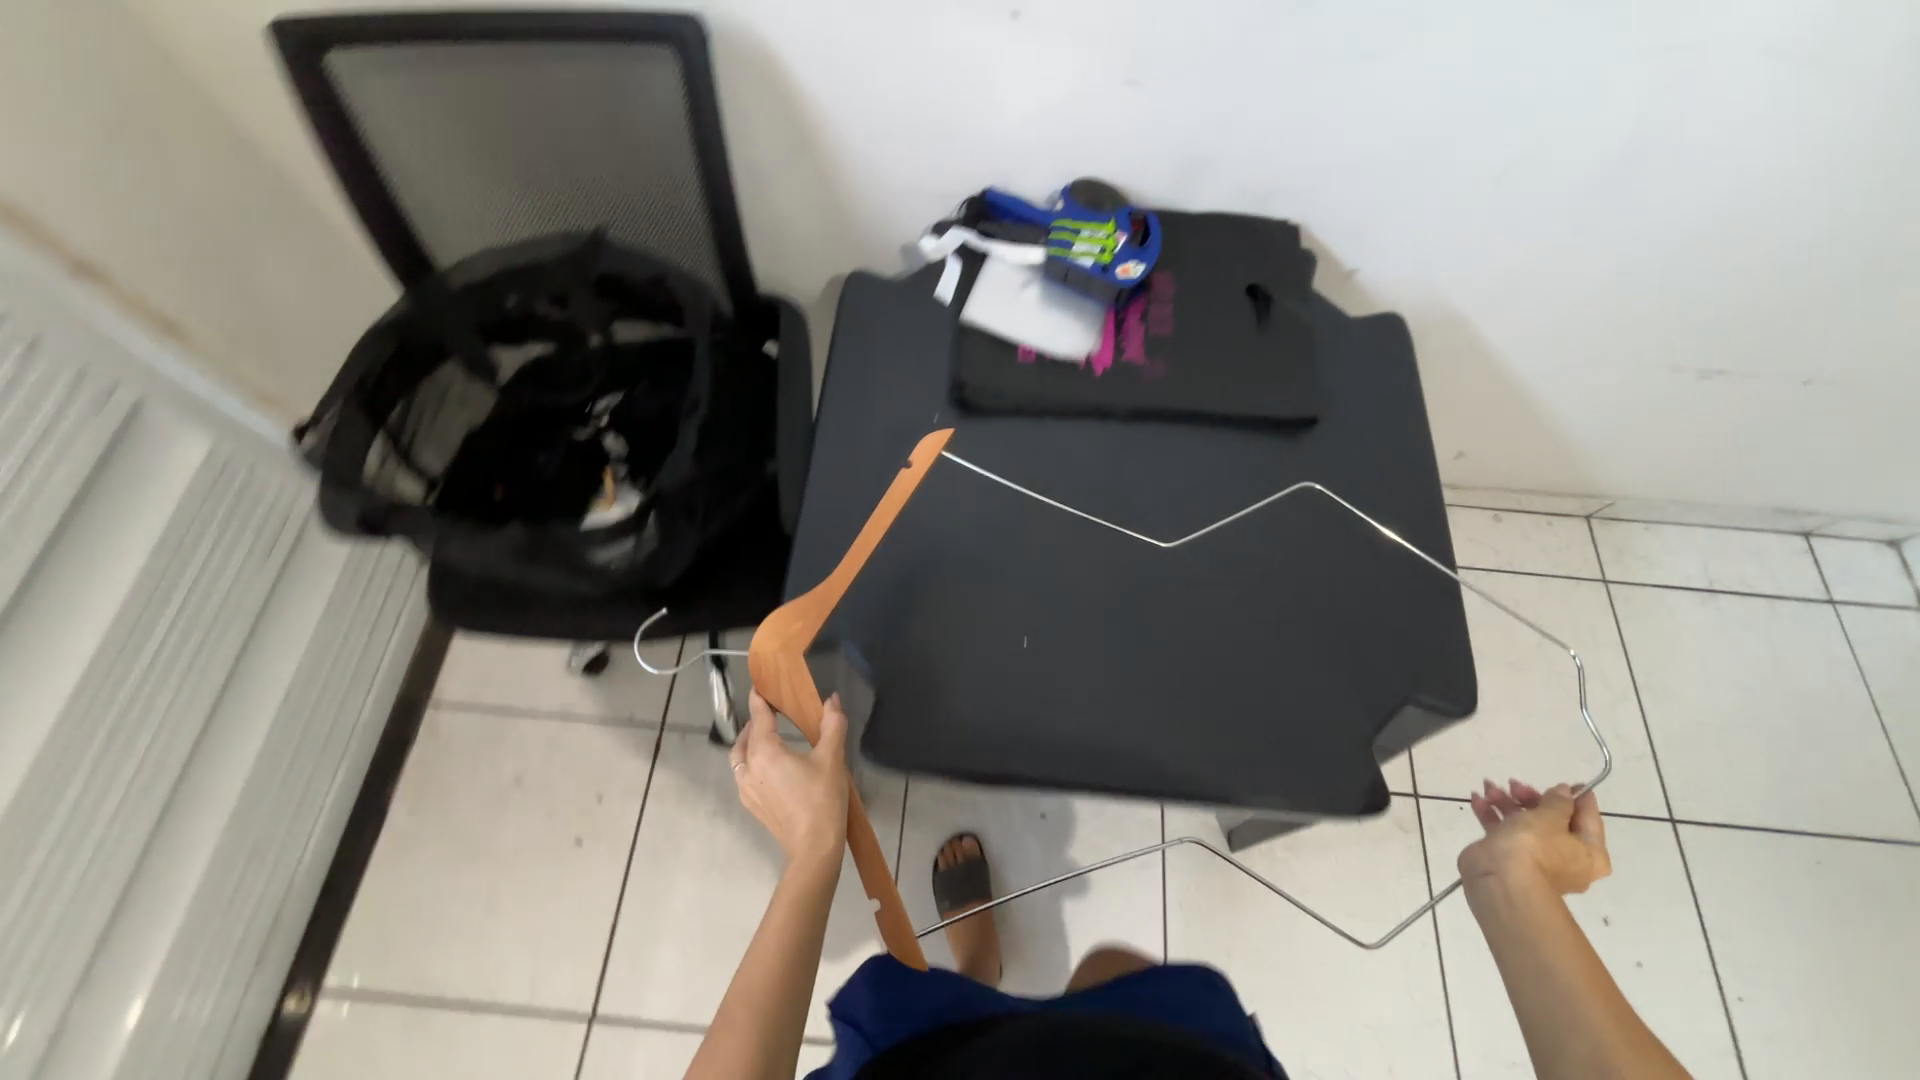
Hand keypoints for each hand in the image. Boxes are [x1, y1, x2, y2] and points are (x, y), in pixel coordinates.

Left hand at [729, 691, 849, 868]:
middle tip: (770, 711)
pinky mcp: (751, 805)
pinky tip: (770, 766)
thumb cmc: (822, 799)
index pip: (759, 718)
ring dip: (750, 743)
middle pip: (745, 737)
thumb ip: (832, 725)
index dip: (759, 701)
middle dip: (755, 722)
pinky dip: (752, 762)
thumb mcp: (831, 759)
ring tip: (768, 736)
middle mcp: (749, 768)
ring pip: (740, 758)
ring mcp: (746, 789)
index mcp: (765, 752)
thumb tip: (832, 700)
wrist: (813, 848)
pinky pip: (744, 774)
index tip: (760, 687)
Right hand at [1459, 779, 1610, 894]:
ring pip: (1523, 823)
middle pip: (1552, 819)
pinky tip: (1477, 799)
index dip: (1578, 799)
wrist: (1500, 881)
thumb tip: (1565, 792)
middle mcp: (1566, 857)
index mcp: (1589, 853)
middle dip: (1531, 798)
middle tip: (1515, 784)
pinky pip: (1502, 830)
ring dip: (1506, 802)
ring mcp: (1534, 858)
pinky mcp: (1507, 857)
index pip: (1589, 820)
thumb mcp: (1550, 818)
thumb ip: (1558, 802)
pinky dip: (1491, 814)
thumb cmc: (1535, 848)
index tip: (1569, 782)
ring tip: (1489, 786)